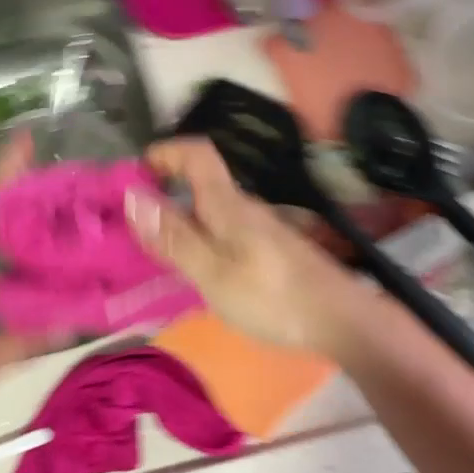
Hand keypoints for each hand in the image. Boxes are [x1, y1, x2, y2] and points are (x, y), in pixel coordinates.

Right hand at [128, 137, 365, 351]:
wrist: (341, 320)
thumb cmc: (272, 298)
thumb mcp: (213, 273)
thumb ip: (175, 237)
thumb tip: (133, 195)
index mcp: (229, 206)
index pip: (198, 154)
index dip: (166, 152)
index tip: (137, 173)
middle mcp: (248, 210)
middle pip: (204, 187)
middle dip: (167, 197)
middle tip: (137, 230)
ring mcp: (265, 232)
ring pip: (216, 215)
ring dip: (186, 224)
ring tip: (163, 258)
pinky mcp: (275, 255)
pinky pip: (229, 237)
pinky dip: (206, 244)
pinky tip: (202, 276)